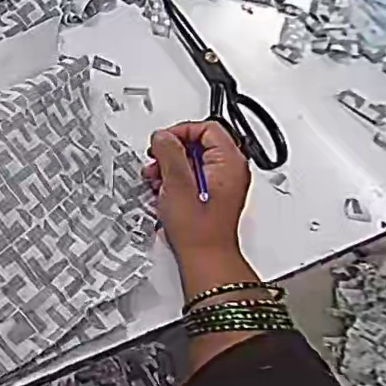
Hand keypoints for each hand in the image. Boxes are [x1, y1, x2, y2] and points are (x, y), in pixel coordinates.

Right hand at [144, 121, 249, 262]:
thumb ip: (169, 153)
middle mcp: (229, 171)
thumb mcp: (177, 184)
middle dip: (172, 151)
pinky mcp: (211, 196)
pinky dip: (174, 180)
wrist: (204, 257)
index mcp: (229, 162)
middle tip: (156, 161)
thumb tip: (163, 137)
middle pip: (199, 143)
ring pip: (193, 161)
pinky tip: (163, 191)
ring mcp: (221, 184)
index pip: (207, 128)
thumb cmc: (198, 229)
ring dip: (170, 167)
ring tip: (156, 179)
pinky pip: (192, 177)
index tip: (162, 142)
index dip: (180, 132)